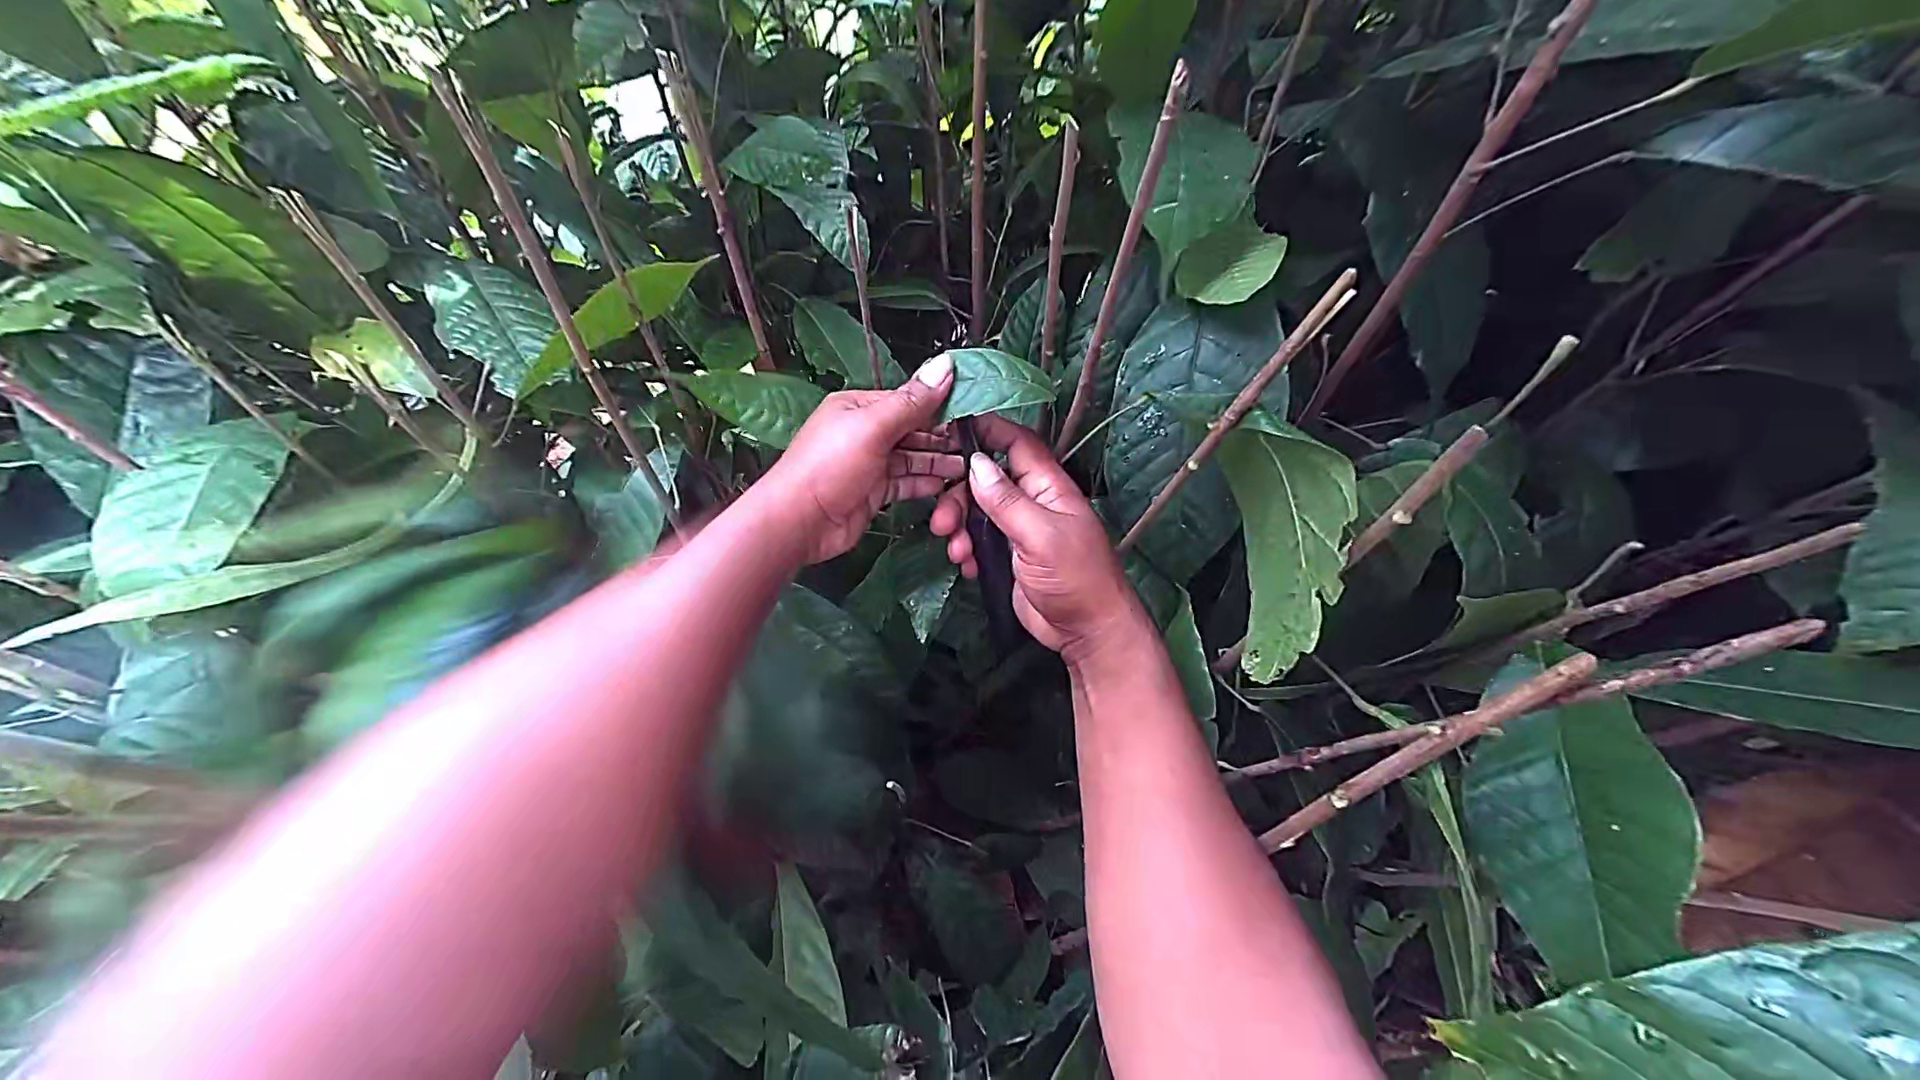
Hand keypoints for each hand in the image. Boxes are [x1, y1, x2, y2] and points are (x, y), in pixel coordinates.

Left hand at [761, 354, 962, 563]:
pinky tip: (945, 485)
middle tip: (976, 445)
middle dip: (944, 438)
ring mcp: (870, 464)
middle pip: (914, 431)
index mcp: (860, 407)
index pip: (909, 402)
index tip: (972, 414)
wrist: (799, 522)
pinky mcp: (873, 492)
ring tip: (967, 467)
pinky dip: (925, 483)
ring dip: (939, 462)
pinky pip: (906, 483)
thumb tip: (944, 366)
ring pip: (913, 459)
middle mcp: (865, 433)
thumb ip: (912, 401)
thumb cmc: (826, 468)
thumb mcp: (873, 427)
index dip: (941, 408)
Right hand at [929, 415, 1147, 661]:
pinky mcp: (1009, 554)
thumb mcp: (1040, 535)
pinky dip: (967, 549)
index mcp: (1048, 487)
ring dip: (960, 526)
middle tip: (943, 522)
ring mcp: (1020, 528)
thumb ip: (1006, 500)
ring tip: (957, 551)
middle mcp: (1032, 501)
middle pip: (987, 480)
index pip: (1017, 444)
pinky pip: (979, 540)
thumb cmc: (1075, 578)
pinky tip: (967, 565)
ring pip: (978, 511)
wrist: (1085, 630)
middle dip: (960, 497)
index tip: (952, 431)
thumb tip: (976, 463)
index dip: (988, 432)